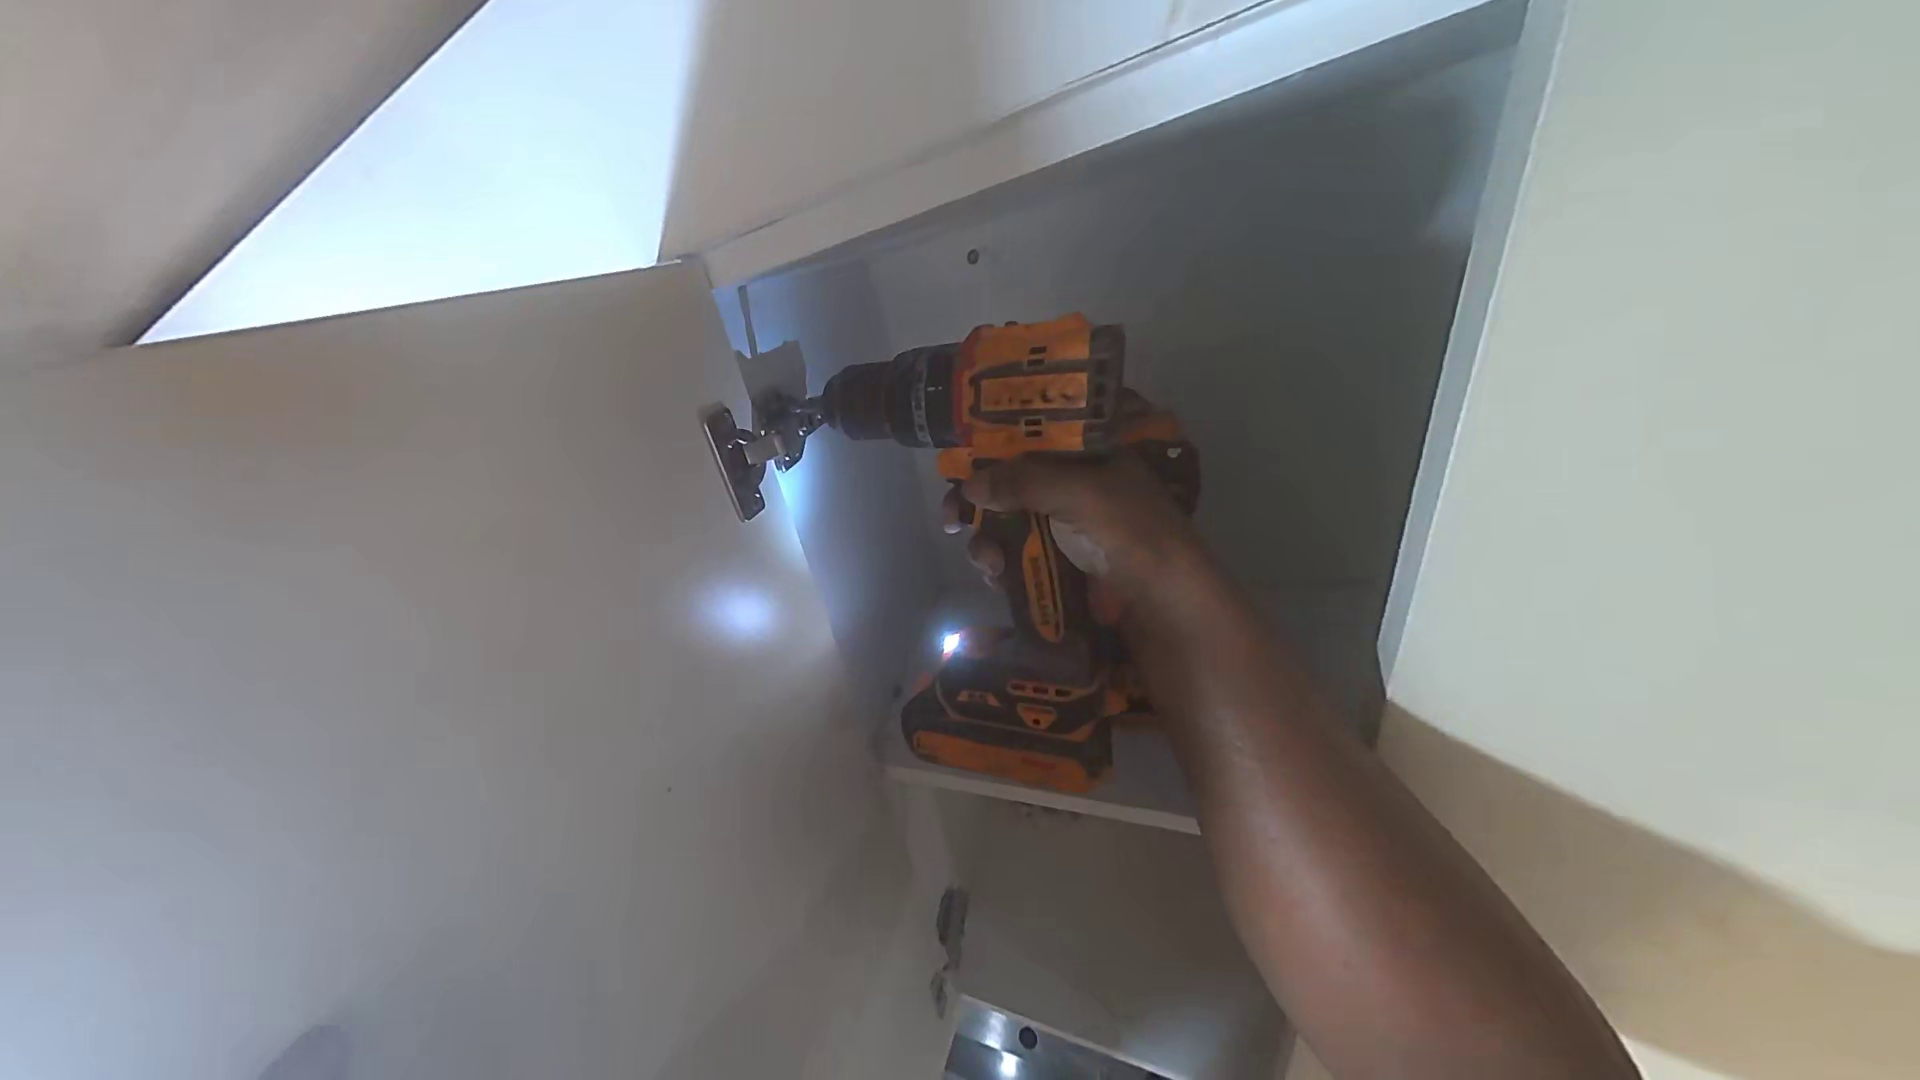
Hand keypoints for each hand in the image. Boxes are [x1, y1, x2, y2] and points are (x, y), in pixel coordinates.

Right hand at [941, 454, 1207, 622]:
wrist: (1164, 605)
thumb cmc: (1129, 533)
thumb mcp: (1079, 493)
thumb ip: (1022, 481)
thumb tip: (969, 485)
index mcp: (1088, 455)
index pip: (1032, 438)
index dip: (993, 448)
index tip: (960, 465)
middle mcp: (1073, 486)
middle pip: (1012, 484)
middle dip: (979, 502)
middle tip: (951, 518)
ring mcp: (1065, 528)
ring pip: (1009, 523)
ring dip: (987, 539)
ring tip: (987, 562)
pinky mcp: (1059, 563)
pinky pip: (1017, 555)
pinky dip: (1000, 564)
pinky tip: (995, 577)